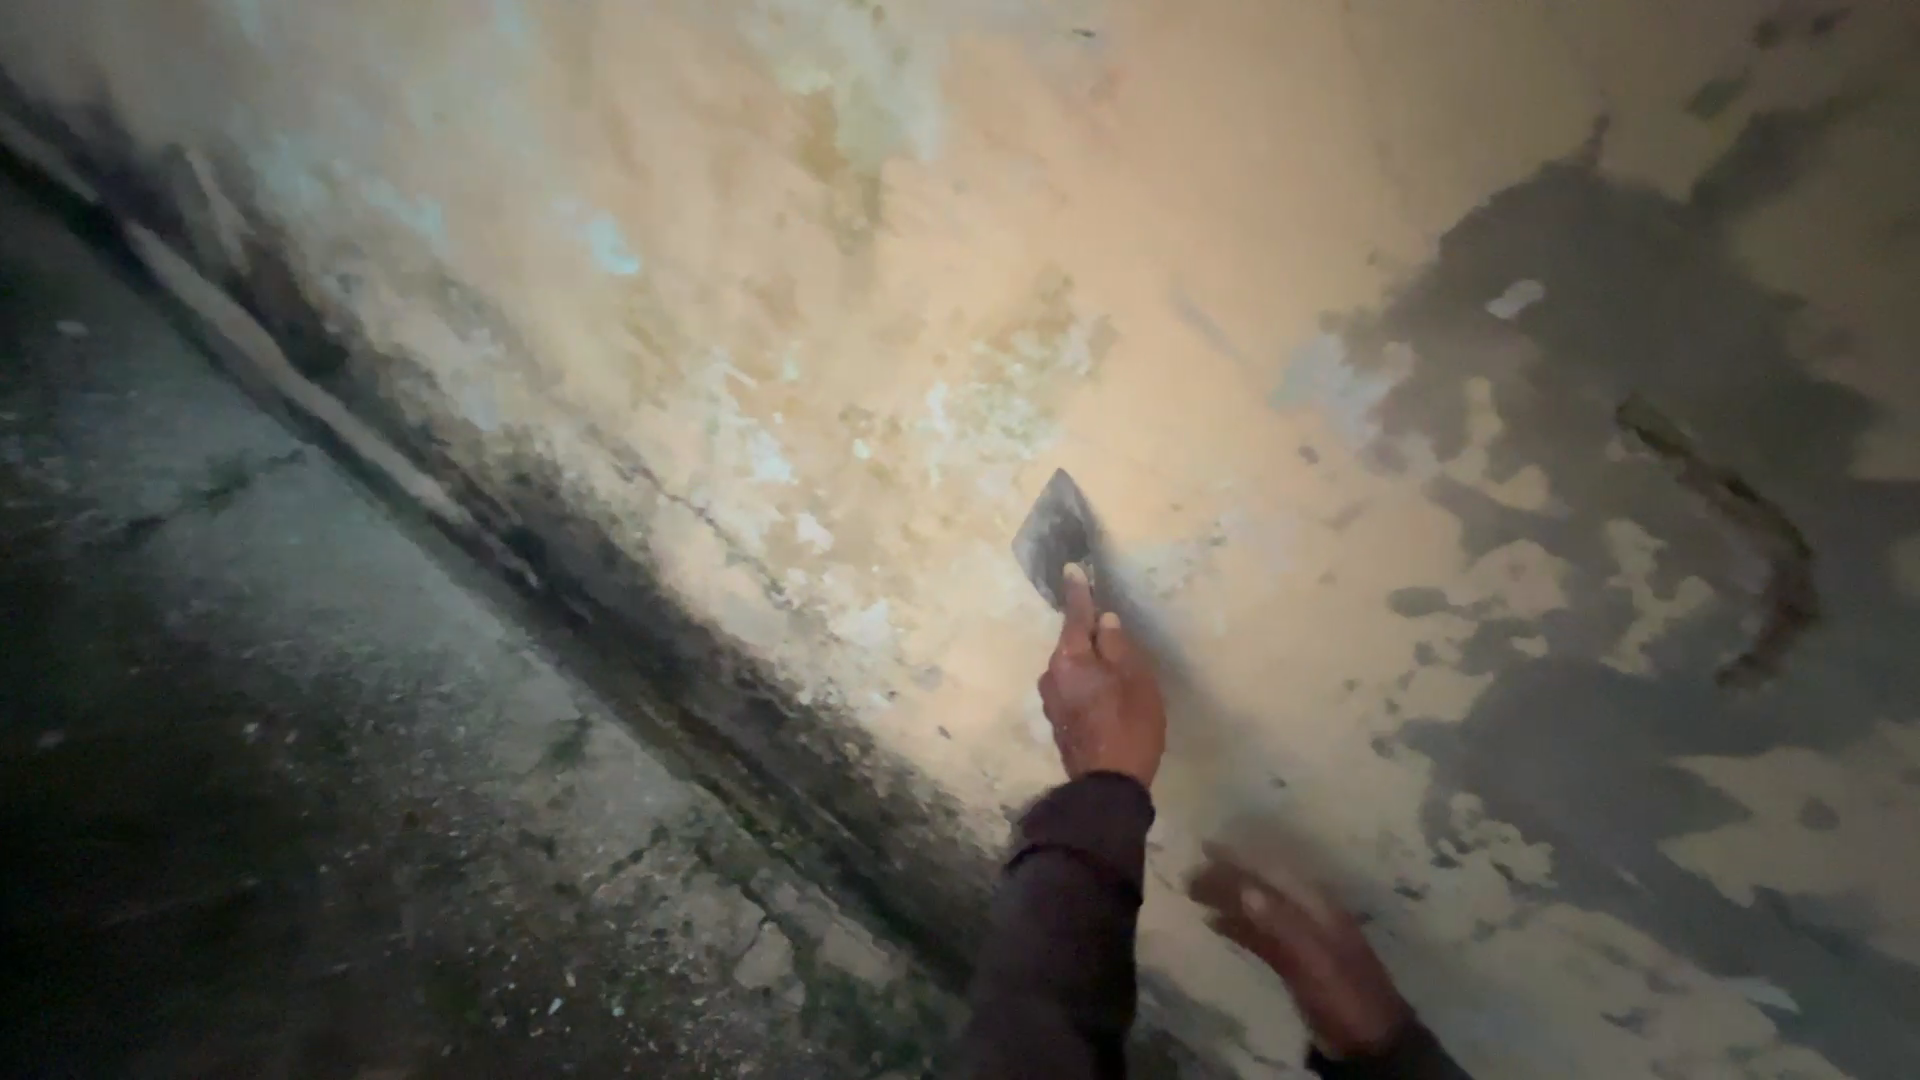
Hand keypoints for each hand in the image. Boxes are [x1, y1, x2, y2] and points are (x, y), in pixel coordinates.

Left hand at [1037, 563, 1166, 787]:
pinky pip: (1073, 688)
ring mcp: (1051, 699)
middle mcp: (1051, 674)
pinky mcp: (1057, 719)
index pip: (1075, 615)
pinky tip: (1106, 696)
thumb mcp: (1134, 678)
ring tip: (1117, 673)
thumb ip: (1117, 644)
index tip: (1072, 568)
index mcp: (1069, 658)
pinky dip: (1087, 684)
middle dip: (1090, 636)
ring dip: (1090, 663)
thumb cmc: (1128, 725)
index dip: (1079, 591)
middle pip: (1073, 643)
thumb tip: (1103, 620)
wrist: (1107, 785)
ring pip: (1072, 668)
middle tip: (1114, 634)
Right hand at [1187, 843, 1411, 1059]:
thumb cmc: (1344, 995)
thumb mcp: (1314, 958)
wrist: (1371, 1046)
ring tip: (1193, 894)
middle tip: (1189, 877)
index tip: (1203, 848)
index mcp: (1315, 903)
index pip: (1269, 868)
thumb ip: (1280, 922)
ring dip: (1225, 898)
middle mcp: (1306, 912)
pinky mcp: (1293, 961)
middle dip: (1225, 876)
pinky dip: (1235, 925)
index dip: (1237, 856)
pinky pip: (1258, 934)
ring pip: (1255, 907)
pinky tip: (1213, 924)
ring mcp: (1299, 937)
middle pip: (1259, 885)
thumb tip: (1244, 887)